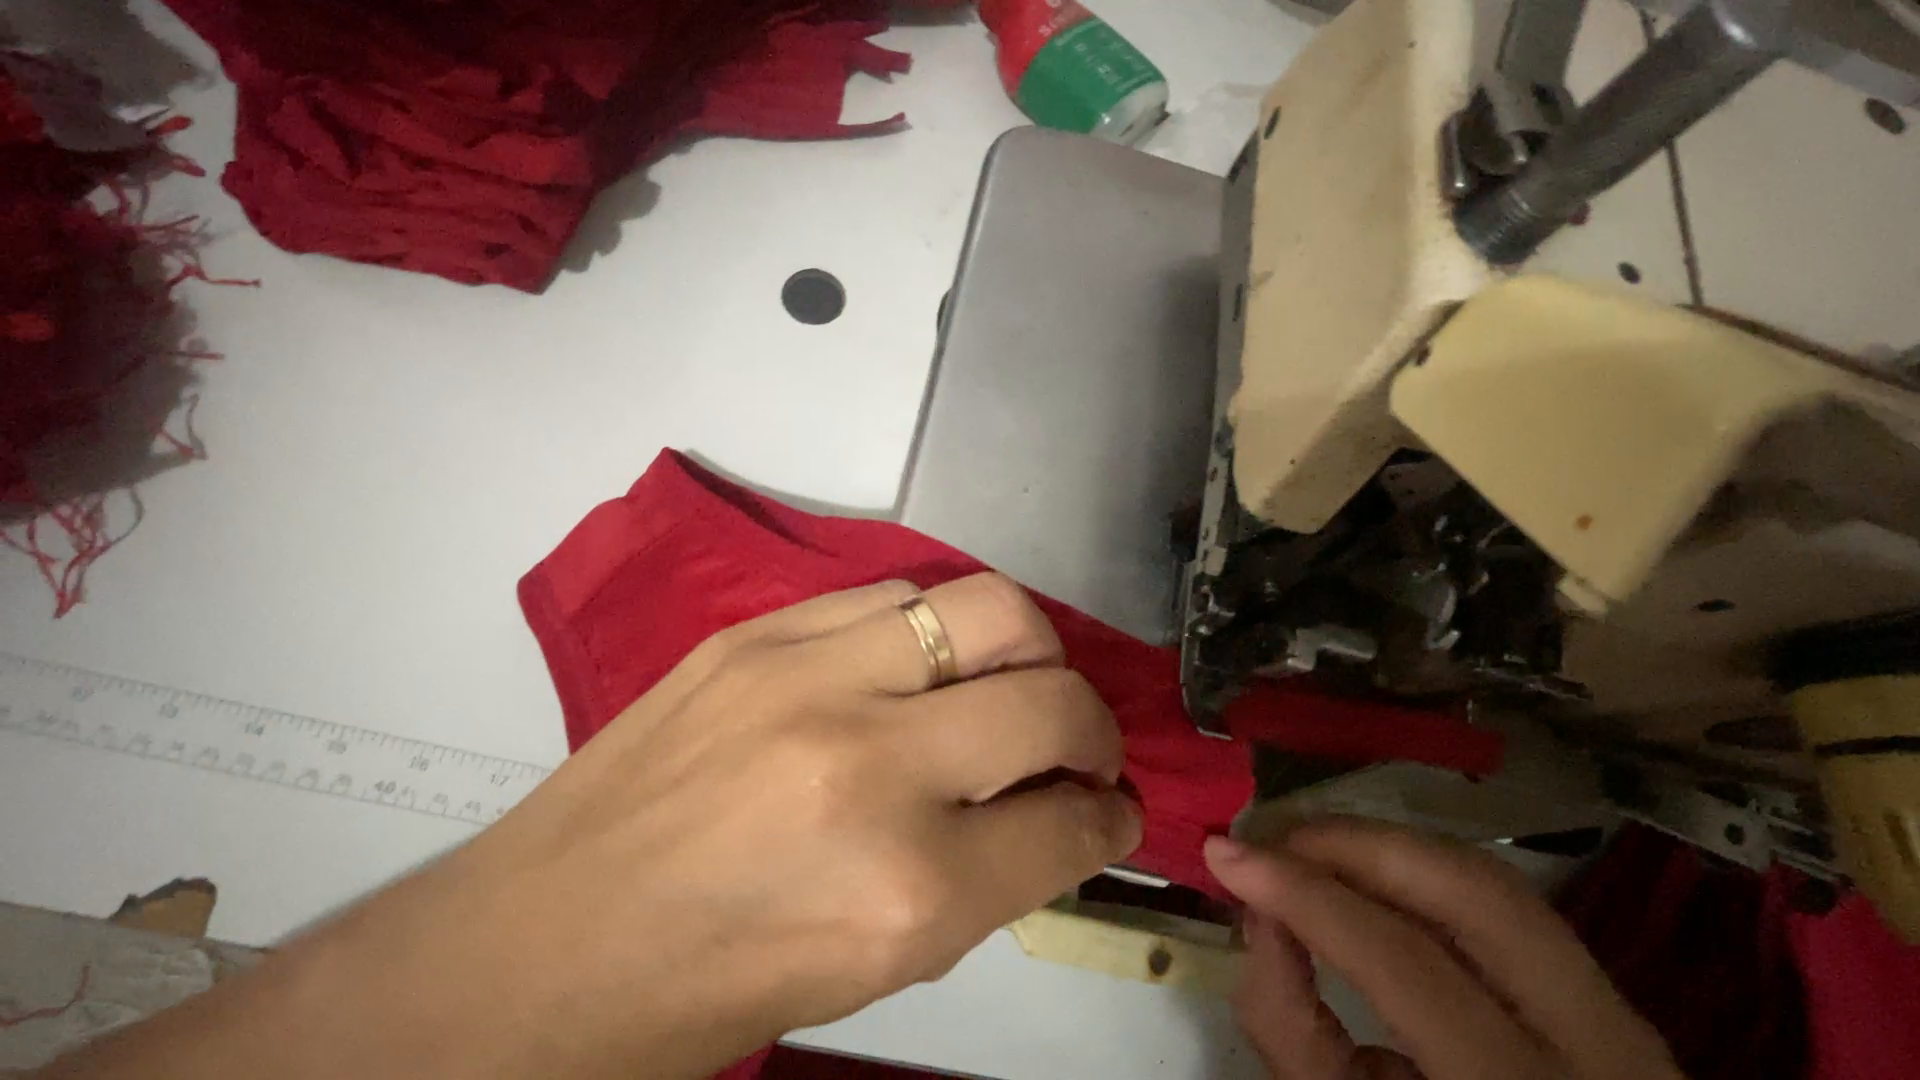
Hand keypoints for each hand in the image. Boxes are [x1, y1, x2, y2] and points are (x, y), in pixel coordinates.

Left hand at [50, 574, 1141, 1079]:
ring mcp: (807, 680)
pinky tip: (921, 666)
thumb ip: (987, 878)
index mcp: (907, 890)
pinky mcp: (756, 635)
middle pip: (1052, 700)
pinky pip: (894, 595)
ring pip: (988, 607)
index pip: (1068, 824)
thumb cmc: (718, 984)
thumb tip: (1063, 810)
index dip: (1109, 817)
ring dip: (1029, 652)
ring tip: (1012, 684)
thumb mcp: (879, 965)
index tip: (1113, 808)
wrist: (545, 944)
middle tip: (1079, 747)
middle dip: (1095, 728)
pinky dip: (936, 630)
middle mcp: (870, 767)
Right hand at [1205, 820, 1682, 1079]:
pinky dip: (1425, 878)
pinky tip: (1368, 882)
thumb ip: (1294, 1030)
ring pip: (1496, 883)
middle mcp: (1603, 1046)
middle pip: (1470, 890)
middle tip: (1271, 840)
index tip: (1225, 854)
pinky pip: (1506, 908)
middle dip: (1354, 844)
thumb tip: (1261, 917)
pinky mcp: (1610, 1000)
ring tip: (1307, 851)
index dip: (1305, 895)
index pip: (1403, 959)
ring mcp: (1621, 1018)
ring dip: (1389, 850)